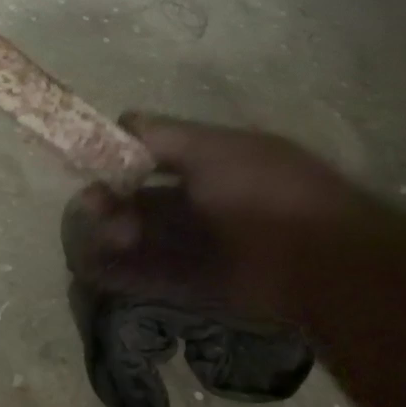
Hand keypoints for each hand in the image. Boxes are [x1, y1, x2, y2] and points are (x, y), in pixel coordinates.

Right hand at [70, 114, 363, 318]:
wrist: (317, 262)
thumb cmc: (264, 193)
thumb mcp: (214, 149)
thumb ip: (164, 136)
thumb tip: (119, 122)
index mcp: (213, 163)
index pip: (154, 154)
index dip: (120, 156)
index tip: (89, 163)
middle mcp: (202, 201)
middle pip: (141, 198)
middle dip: (111, 199)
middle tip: (92, 207)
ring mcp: (197, 245)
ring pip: (139, 236)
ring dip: (109, 235)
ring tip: (95, 240)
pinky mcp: (192, 284)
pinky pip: (145, 275)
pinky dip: (116, 272)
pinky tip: (89, 267)